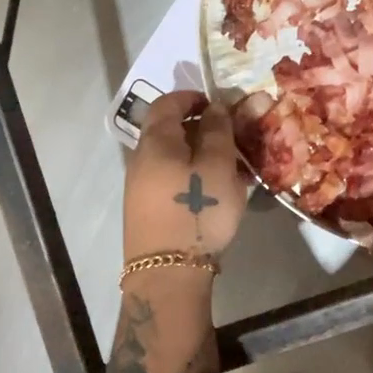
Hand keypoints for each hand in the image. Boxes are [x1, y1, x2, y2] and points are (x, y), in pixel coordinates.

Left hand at [122, 91, 247, 260]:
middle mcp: (141, 160)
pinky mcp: (146, 210)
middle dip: (201, 126)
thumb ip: (218, 129)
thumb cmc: (196, 209)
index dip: (192, 96)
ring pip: (172, 156)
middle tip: (232, 136)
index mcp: (155, 142)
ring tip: (231, 166)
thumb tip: (215, 106)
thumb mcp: (218, 164)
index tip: (219, 104)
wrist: (168, 275)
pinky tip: (214, 190)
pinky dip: (192, 173)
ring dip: (200, 153)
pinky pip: (171, 177)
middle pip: (168, 130)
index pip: (167, 103)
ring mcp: (140, 188)